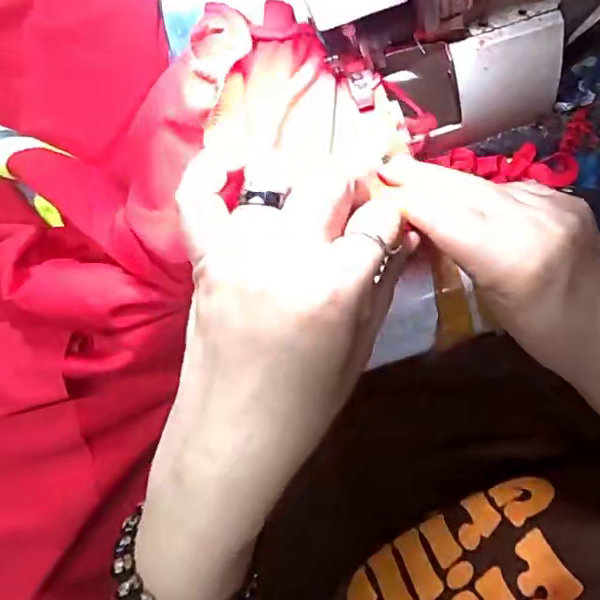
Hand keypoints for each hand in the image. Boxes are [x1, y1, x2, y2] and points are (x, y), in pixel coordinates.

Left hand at [137, 147, 406, 599]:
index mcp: (333, 287)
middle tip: (359, 199)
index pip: (377, 218)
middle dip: (354, 182)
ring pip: (273, 176)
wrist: (230, 438)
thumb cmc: (305, 407)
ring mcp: (237, 252)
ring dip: (300, 175)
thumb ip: (383, 282)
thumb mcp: (360, 348)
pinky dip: (212, 169)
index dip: (392, 212)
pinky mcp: (203, 258)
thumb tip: (402, 233)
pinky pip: (196, 197)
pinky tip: (238, 161)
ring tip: (311, 194)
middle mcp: (285, 256)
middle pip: (329, 182)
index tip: (393, 216)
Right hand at [378, 156, 599, 393]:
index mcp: (515, 258)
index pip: (449, 217)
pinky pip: (510, 188)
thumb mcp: (488, 300)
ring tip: (416, 175)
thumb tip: (418, 215)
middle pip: (466, 191)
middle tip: (388, 166)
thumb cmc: (540, 334)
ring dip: (448, 182)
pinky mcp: (566, 196)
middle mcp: (538, 221)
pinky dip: (483, 192)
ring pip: (486, 185)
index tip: (379, 185)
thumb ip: (457, 251)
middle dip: (423, 178)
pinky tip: (466, 197)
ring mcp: (556, 204)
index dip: (412, 198)